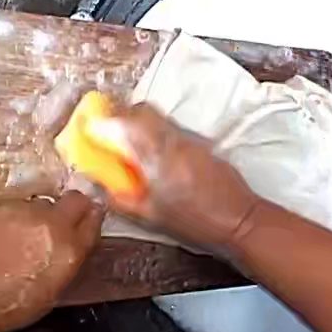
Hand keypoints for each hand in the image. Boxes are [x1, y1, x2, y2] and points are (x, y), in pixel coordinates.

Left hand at [0, 192, 104, 331]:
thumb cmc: (14, 304)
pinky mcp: (6, 207)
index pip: (94, 220)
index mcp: (71, 249)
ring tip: (33, 231)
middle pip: (76, 199)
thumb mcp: (56, 288)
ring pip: (48, 201)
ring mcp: (29, 212)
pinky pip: (24, 205)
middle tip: (67, 219)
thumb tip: (75, 244)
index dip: (92, 219)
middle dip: (75, 206)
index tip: (89, 220)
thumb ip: (71, 258)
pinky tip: (14, 232)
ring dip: (46, 212)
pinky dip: (23, 216)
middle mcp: (54, 224)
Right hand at [89, 103, 262, 250]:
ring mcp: (189, 138)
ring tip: (129, 142)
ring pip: (157, 116)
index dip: (103, 121)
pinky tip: (154, 153)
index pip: (123, 124)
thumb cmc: (194, 222)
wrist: (240, 220)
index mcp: (156, 156)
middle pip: (142, 110)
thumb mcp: (150, 218)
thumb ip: (121, 200)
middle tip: (109, 130)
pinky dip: (156, 132)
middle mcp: (172, 140)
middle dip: (121, 114)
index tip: (90, 125)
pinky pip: (171, 128)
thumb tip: (101, 187)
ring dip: (139, 121)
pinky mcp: (201, 142)